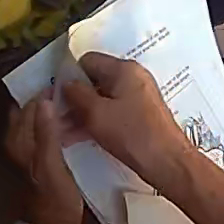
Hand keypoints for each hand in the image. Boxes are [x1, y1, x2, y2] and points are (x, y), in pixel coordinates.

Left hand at [5, 95, 84, 223]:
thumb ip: (46, 133)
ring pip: (42, 120)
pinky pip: (49, 131)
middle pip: (33, 110)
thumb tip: (44, 100)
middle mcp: (20, 141)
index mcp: (19, 140)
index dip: (46, 91)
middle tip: (77, 89)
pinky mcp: (42, 157)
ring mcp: (31, 149)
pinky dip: (60, 124)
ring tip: (80, 102)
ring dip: (57, 111)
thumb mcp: (51, 164)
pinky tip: (78, 123)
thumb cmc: (54, 198)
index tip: (68, 80)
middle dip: (51, 98)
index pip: (29, 104)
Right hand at [61, 52, 195, 188]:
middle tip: (55, 117)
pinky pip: (111, 111)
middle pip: (94, 80)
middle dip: (73, 98)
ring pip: (101, 98)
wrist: (168, 163)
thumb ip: (75, 94)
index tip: (55, 95)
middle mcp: (132, 78)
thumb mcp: (95, 113)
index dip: (68, 75)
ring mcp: (137, 97)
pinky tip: (77, 137)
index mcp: (123, 70)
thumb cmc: (132, 134)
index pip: (87, 60)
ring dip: (81, 113)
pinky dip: (95, 121)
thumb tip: (65, 83)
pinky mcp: (139, 115)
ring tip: (61, 132)